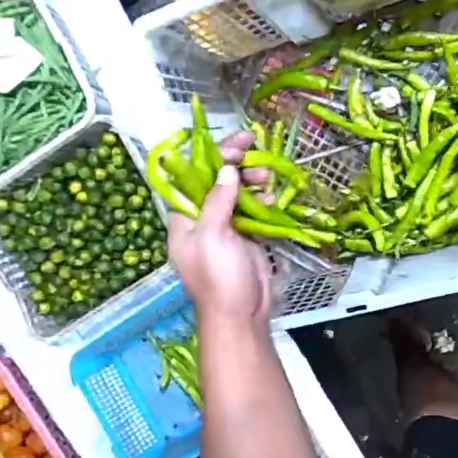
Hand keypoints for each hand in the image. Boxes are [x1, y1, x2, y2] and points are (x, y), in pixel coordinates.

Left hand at [168, 131, 272, 324]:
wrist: (240, 315)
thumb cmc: (218, 279)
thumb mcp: (212, 236)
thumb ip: (218, 201)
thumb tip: (226, 169)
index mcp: (184, 219)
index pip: (194, 177)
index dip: (213, 156)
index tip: (237, 143)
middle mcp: (202, 220)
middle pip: (217, 181)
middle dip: (237, 166)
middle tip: (257, 154)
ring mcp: (225, 229)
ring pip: (238, 194)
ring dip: (253, 182)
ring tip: (268, 180)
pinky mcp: (246, 238)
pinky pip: (253, 211)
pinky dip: (263, 202)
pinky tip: (272, 199)